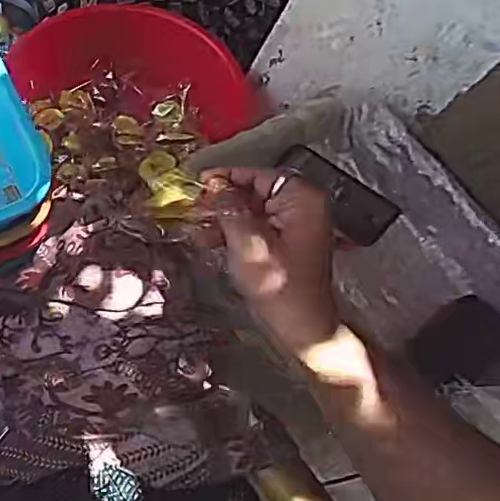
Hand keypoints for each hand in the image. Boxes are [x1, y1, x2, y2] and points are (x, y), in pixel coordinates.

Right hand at [200, 168, 342, 355]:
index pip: (258, 175)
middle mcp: (303, 207)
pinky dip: (234, 232)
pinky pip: (256, 227)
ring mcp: (296, 226)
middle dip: (223, 201)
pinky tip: (212, 241)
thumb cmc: (281, 287)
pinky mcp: (286, 243)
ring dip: (224, 218)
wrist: (301, 325)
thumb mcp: (248, 243)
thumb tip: (215, 186)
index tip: (202, 182)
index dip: (227, 177)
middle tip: (196, 207)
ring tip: (200, 229)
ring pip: (252, 210)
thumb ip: (230, 210)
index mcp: (302, 200)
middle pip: (254, 192)